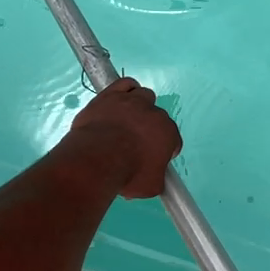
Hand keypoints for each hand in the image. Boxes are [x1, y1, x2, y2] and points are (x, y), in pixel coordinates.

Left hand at [67, 77, 182, 198]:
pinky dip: (126, 89)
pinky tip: (120, 98)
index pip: (172, 138)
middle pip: (156, 116)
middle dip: (148, 128)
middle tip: (135, 142)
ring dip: (138, 105)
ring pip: (143, 95)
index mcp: (168, 133)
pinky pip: (125, 83)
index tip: (151, 158)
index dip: (163, 149)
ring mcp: (132, 100)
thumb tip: (152, 178)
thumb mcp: (150, 187)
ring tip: (127, 119)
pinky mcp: (111, 94)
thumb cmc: (127, 174)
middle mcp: (154, 113)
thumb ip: (156, 178)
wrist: (97, 158)